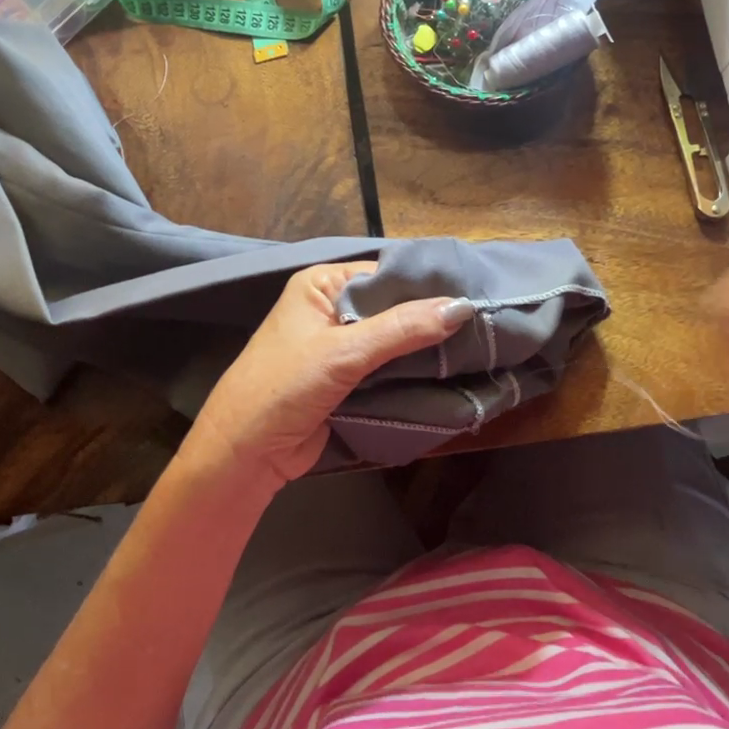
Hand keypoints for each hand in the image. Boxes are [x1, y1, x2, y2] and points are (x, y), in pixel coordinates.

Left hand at [183, 262, 474, 489]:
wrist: (245, 454)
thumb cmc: (284, 388)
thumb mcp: (344, 352)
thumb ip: (402, 329)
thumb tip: (463, 306)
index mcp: (321, 285)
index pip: (384, 274)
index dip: (425, 286)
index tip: (474, 295)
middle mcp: (330, 309)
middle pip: (392, 308)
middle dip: (430, 321)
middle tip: (484, 327)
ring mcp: (339, 347)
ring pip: (394, 342)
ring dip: (425, 351)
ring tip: (476, 350)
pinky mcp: (348, 381)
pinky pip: (388, 370)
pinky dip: (413, 374)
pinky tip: (450, 375)